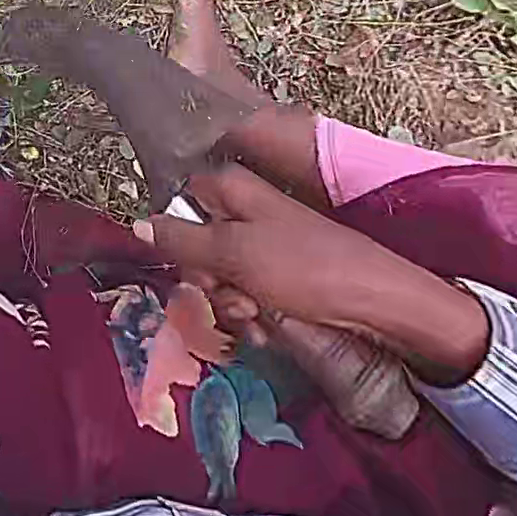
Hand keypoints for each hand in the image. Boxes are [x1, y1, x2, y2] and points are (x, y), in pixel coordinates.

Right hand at [141, 162, 488, 383]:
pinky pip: (243, 289)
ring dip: (227, 301)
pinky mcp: (278, 272)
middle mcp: (242, 209)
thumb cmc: (304, 268)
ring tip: (254, 316)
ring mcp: (261, 241)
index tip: (188, 261)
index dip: (174, 233)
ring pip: (216, 271)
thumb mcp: (231, 252)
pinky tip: (264, 326)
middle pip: (194, 242)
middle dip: (205, 277)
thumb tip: (136, 225)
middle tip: (227, 292)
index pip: (177, 202)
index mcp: (230, 189)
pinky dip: (248, 311)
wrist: (380, 304)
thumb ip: (179, 239)